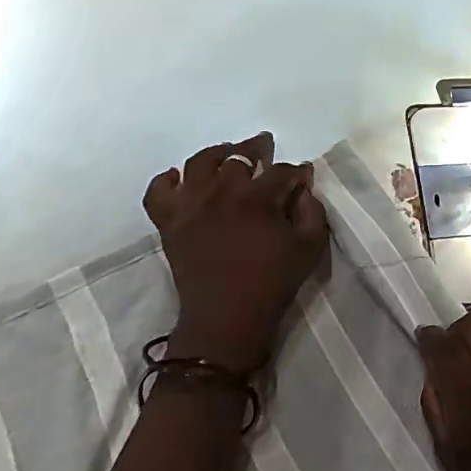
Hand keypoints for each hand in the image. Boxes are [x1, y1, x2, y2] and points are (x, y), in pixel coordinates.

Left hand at [143, 132, 329, 374]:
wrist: (225, 320)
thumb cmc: (271, 285)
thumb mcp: (309, 249)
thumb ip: (312, 212)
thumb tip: (302, 188)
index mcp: (257, 198)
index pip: (280, 171)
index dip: (295, 172)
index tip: (300, 177)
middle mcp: (221, 191)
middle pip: (239, 156)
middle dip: (257, 150)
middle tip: (264, 151)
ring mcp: (190, 204)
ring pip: (200, 162)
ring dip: (217, 154)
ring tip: (226, 156)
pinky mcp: (168, 220)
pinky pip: (159, 190)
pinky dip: (167, 180)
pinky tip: (180, 180)